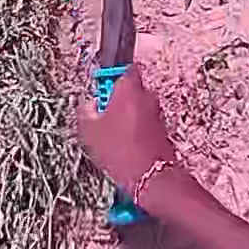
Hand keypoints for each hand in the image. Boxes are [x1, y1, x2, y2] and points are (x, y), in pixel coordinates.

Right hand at [77, 66, 180, 195]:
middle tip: (101, 116)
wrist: (151, 178)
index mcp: (129, 88)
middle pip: (129, 90)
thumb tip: (87, 106)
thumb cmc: (121, 150)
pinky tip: (123, 146)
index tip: (100, 91)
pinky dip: (134, 131)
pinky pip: (143, 124)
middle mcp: (147, 97)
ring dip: (125, 117)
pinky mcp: (162, 131)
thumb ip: (86, 111)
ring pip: (136, 108)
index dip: (109, 79)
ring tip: (110, 136)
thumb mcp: (89, 130)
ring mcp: (157, 114)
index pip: (122, 69)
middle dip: (115, 101)